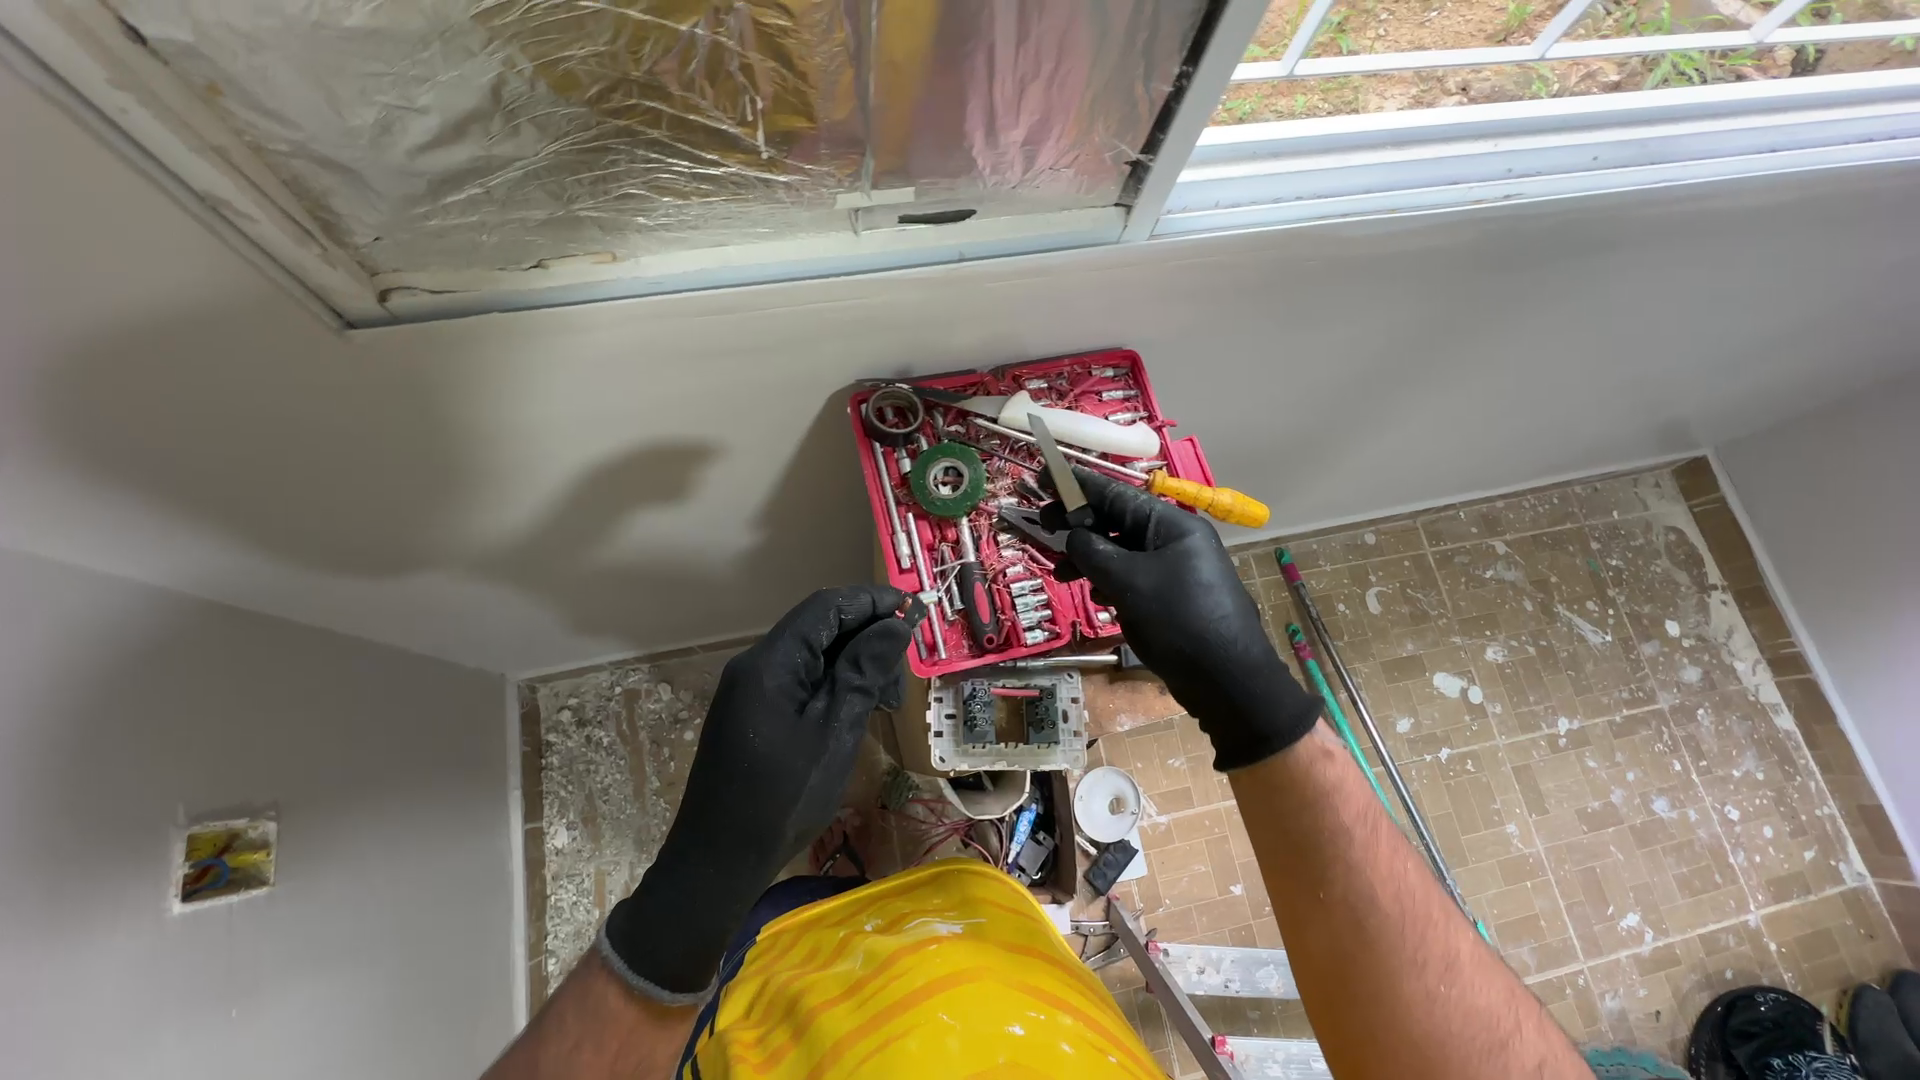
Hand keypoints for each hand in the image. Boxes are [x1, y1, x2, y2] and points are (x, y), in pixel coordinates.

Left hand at [599, 585, 917, 1002]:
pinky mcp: (753, 713)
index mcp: (771, 661)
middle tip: (904, 673)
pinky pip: (799, 681)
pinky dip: (833, 685)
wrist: (716, 861)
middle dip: (866, 637)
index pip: (826, 608)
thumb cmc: (781, 797)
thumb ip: (862, 672)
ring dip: (853, 664)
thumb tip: (895, 624)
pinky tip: (857, 711)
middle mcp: (756, 665)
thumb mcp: (833, 732)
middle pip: (818, 628)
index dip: (871, 601)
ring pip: (811, 656)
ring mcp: (751, 690)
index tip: (914, 609)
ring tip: (887, 701)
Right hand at [1049, 469, 1320, 770]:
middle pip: (1118, 521)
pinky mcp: (1172, 597)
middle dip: (1080, 525)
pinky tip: (1095, 595)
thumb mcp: (1128, 582)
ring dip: (1090, 558)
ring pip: (1122, 552)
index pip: (1117, 494)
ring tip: (1061, 572)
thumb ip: (1093, 552)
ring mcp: (1176, 569)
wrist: (1227, 679)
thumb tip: (1073, 535)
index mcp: (1171, 525)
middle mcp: (1175, 540)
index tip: (1044, 476)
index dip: (1077, 484)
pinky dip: (1109, 580)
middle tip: (1043, 526)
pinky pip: (1133, 577)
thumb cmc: (1179, 621)